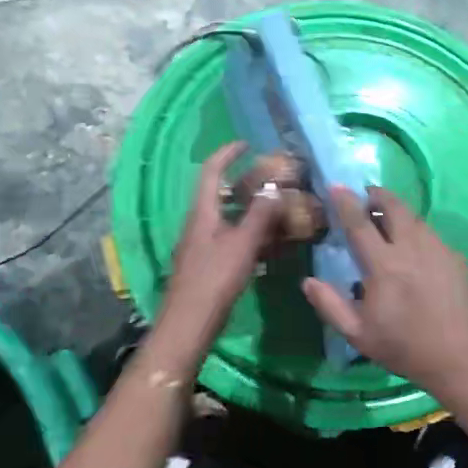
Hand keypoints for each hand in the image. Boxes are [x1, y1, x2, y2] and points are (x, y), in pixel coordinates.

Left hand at [160, 142, 279, 334]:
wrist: (190, 323)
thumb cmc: (215, 279)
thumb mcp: (243, 243)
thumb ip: (260, 215)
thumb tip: (275, 188)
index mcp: (202, 212)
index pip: (211, 171)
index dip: (227, 153)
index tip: (247, 144)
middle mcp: (199, 223)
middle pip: (219, 193)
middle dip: (244, 182)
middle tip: (271, 179)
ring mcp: (202, 244)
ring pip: (227, 216)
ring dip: (249, 209)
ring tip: (277, 208)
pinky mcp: (208, 263)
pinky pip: (231, 237)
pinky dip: (249, 232)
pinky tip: (269, 242)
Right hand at [301, 186, 467, 388]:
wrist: (458, 355)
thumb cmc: (404, 346)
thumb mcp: (358, 334)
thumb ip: (330, 305)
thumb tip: (308, 281)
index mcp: (384, 266)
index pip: (360, 225)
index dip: (346, 203)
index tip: (336, 186)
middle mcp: (412, 249)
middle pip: (394, 208)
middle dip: (379, 195)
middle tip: (368, 196)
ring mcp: (438, 250)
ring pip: (416, 218)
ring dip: (399, 212)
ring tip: (388, 218)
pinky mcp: (455, 257)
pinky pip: (431, 235)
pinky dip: (417, 232)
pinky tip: (414, 246)